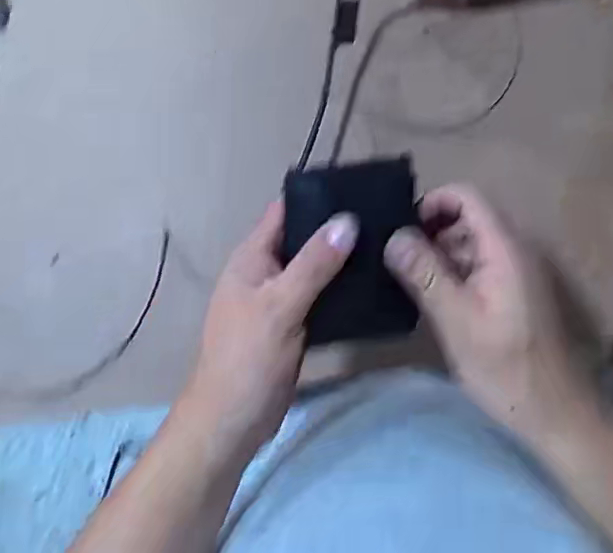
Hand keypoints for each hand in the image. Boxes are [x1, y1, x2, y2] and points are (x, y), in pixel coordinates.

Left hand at [175, 200, 356, 457]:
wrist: (230, 425)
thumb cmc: (247, 358)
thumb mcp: (281, 306)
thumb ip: (314, 264)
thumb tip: (347, 220)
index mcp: (252, 257)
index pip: (285, 211)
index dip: (317, 197)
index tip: (356, 187)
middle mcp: (264, 271)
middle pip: (302, 237)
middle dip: (335, 227)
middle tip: (380, 216)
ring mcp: (277, 299)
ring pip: (313, 268)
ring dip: (339, 259)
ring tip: (382, 244)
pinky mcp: (291, 325)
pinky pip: (318, 295)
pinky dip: (338, 288)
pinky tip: (368, 284)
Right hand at [384, 185, 599, 442]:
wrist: (559, 417)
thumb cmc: (507, 368)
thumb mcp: (456, 321)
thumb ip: (424, 274)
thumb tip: (393, 235)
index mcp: (505, 247)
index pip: (467, 196)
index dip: (433, 202)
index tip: (403, 227)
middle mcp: (515, 248)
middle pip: (469, 216)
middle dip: (432, 230)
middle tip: (400, 257)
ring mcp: (519, 270)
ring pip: (473, 241)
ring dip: (442, 252)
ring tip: (410, 279)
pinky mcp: (517, 291)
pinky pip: (482, 264)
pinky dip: (456, 271)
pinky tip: (435, 298)